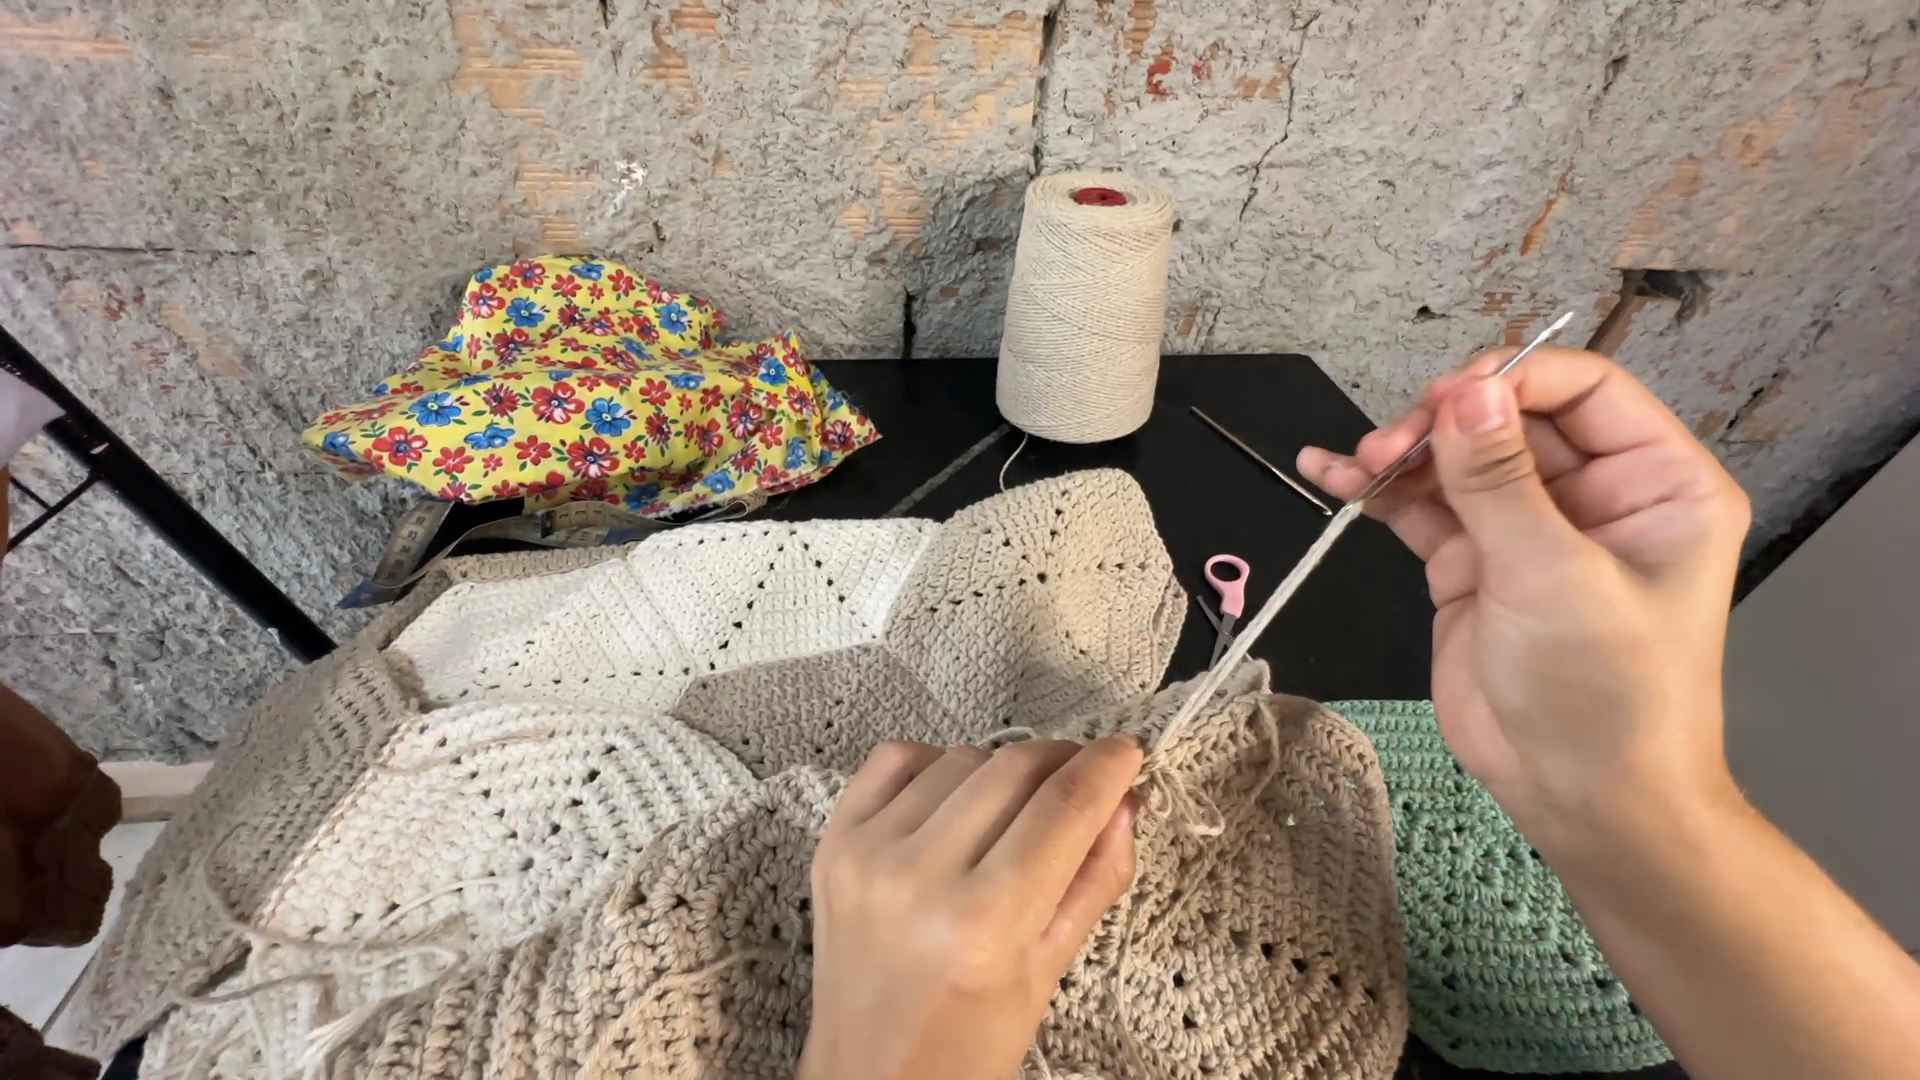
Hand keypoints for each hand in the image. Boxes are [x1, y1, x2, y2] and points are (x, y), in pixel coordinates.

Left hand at [800, 737, 1141, 1079]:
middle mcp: (920, 877)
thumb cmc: (973, 1040)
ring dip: (1002, 769)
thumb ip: (1098, 876)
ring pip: (962, 757)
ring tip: (1011, 809)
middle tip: (1081, 775)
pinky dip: (937, 763)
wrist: (870, 1078)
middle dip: (1062, 760)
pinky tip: (953, 797)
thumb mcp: (1052, 969)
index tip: (1127, 752)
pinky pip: (896, 758)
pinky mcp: (833, 838)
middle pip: (1014, 768)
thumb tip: (1125, 798)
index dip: (1107, 767)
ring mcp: (867, 852)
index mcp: (985, 924)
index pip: (1064, 808)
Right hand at [1298, 348, 1751, 838]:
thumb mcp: (1550, 576)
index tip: (1438, 401)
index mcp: (1650, 483)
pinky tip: (1327, 475)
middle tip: (1382, 452)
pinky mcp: (1465, 562)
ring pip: (1449, 463)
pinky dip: (1374, 493)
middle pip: (1500, 423)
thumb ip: (1500, 481)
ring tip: (1348, 469)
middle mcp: (1584, 495)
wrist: (1570, 790)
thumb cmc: (1598, 689)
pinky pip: (1417, 509)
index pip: (1580, 392)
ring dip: (1394, 458)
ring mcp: (1517, 528)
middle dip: (1435, 428)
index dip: (1507, 383)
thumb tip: (1463, 392)